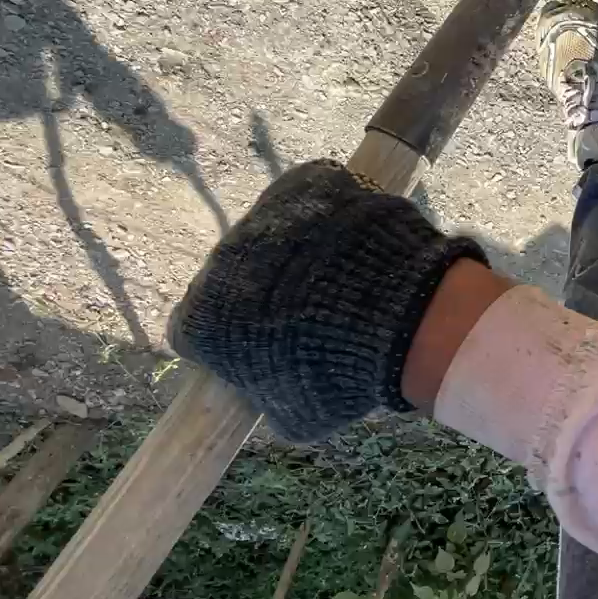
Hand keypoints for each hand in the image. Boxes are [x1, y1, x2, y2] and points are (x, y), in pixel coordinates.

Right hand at [167, 160, 485, 440]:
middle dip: (270, 290)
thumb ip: (272, 401)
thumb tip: (272, 398)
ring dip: (304, 249)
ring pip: (278, 233)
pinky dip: (334, 207)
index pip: (198, 326)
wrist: (399, 309)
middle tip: (321, 307)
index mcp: (201, 320)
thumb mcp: (301, 416)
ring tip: (352, 271)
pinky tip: (363, 232)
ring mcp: (264, 216)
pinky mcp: (308, 182)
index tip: (267, 344)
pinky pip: (315, 192)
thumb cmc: (343, 372)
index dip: (234, 337)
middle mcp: (219, 262)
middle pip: (238, 275)